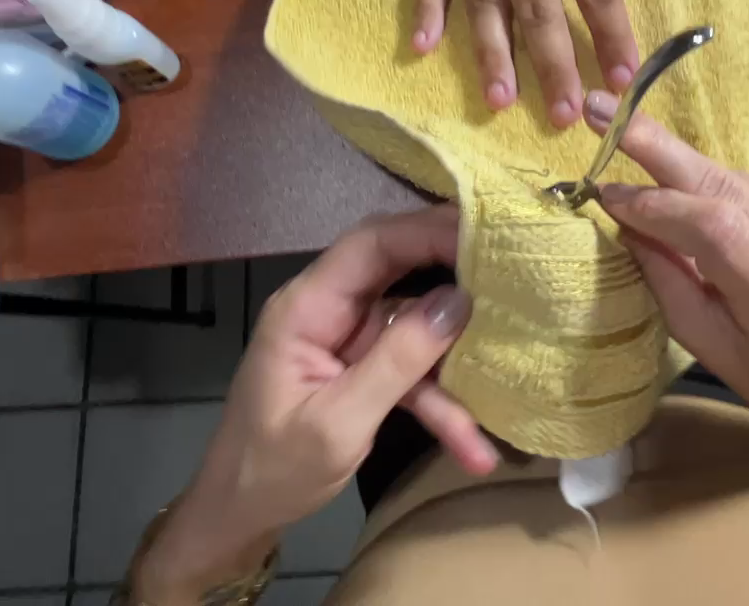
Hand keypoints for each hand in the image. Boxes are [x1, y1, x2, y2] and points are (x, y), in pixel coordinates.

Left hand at [134, 208, 497, 603]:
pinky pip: (412, 370)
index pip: (369, 244)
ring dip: (456, 345)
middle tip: (508, 261)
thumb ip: (397, 361)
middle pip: (396, 264)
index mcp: (307, 304)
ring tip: (510, 342)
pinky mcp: (365, 368)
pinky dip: (442, 402)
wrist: (238, 517)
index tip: (481, 234)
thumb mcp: (337, 424)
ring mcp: (350, 337)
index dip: (424, 231)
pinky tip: (476, 446)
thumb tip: (459, 302)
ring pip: (414, 318)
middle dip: (450, 262)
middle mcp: (330, 307)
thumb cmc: (271, 469)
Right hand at [583, 91, 748, 435]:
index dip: (658, 203)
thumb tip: (620, 213)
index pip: (718, 229)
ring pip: (735, 181)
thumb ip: (664, 277)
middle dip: (656, 147)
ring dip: (684, 178)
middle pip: (726, 187)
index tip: (606, 193)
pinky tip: (706, 210)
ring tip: (651, 190)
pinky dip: (716, 191)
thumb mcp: (706, 344)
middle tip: (600, 110)